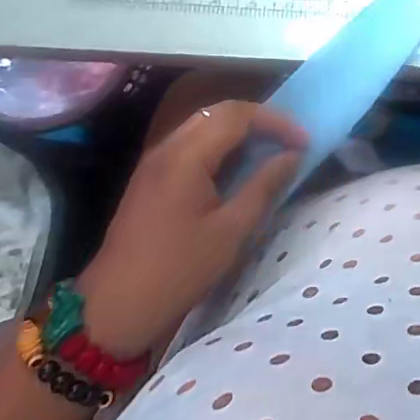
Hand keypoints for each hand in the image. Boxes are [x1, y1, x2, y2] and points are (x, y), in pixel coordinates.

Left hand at [75, 102, 305, 355]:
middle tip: (291, 140)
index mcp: (187, 156)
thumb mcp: (232, 231)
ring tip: (271, 149)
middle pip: (219, 111)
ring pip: (204, 123)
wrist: (114, 308)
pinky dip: (221, 143)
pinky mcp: (151, 176)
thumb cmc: (178, 271)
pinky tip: (238, 165)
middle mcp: (168, 147)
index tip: (305, 142)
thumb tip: (292, 155)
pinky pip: (192, 142)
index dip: (276, 121)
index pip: (238, 115)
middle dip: (260, 119)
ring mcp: (155, 160)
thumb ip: (264, 185)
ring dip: (240, 129)